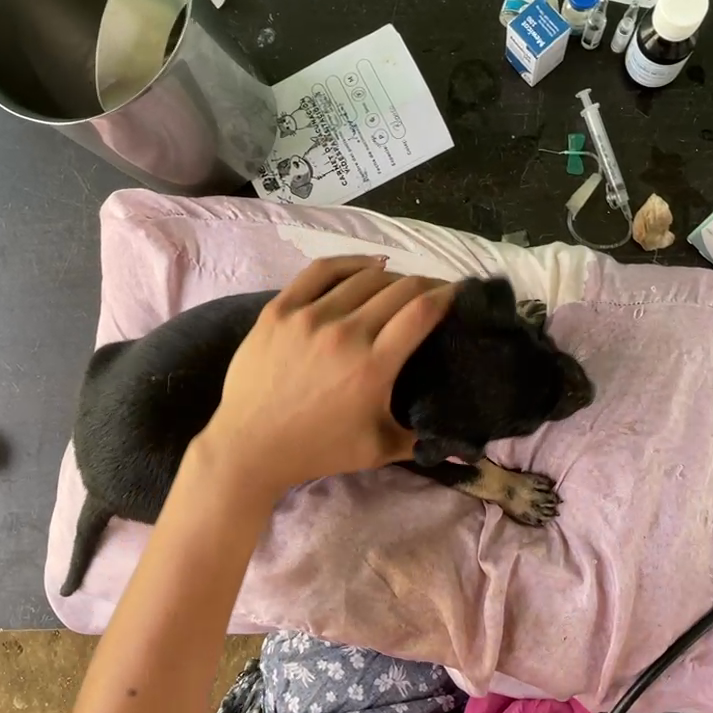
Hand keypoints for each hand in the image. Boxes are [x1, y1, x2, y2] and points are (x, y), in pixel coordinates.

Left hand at [195, 256, 452, 500]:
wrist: (249, 447)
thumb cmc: (318, 450)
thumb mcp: (379, 450)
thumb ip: (423, 441)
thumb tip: (462, 447)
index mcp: (374, 366)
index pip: (422, 312)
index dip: (448, 295)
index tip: (459, 294)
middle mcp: (345, 333)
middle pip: (399, 288)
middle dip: (426, 284)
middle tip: (434, 292)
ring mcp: (309, 317)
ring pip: (363, 277)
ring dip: (392, 276)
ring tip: (401, 284)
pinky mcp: (279, 310)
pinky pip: (321, 271)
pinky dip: (351, 262)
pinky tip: (368, 265)